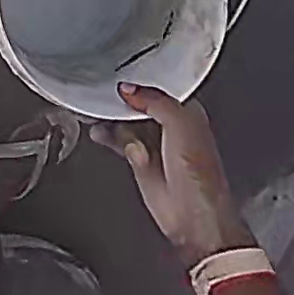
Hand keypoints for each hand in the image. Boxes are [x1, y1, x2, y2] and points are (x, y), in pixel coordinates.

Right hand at [92, 82, 255, 265]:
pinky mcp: (139, 160)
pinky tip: (99, 133)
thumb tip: (129, 88)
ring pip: (124, 121)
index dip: (138, 81)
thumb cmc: (199, 174)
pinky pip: (118, 140)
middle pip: (136, 103)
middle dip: (118, 100)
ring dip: (109, 117)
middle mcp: (169, 124)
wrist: (194, 218)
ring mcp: (153, 142)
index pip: (156, 87)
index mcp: (185, 111)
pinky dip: (106, 135)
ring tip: (94, 113)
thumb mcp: (179, 123)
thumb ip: (155, 100)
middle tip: (101, 94)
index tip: (118, 77)